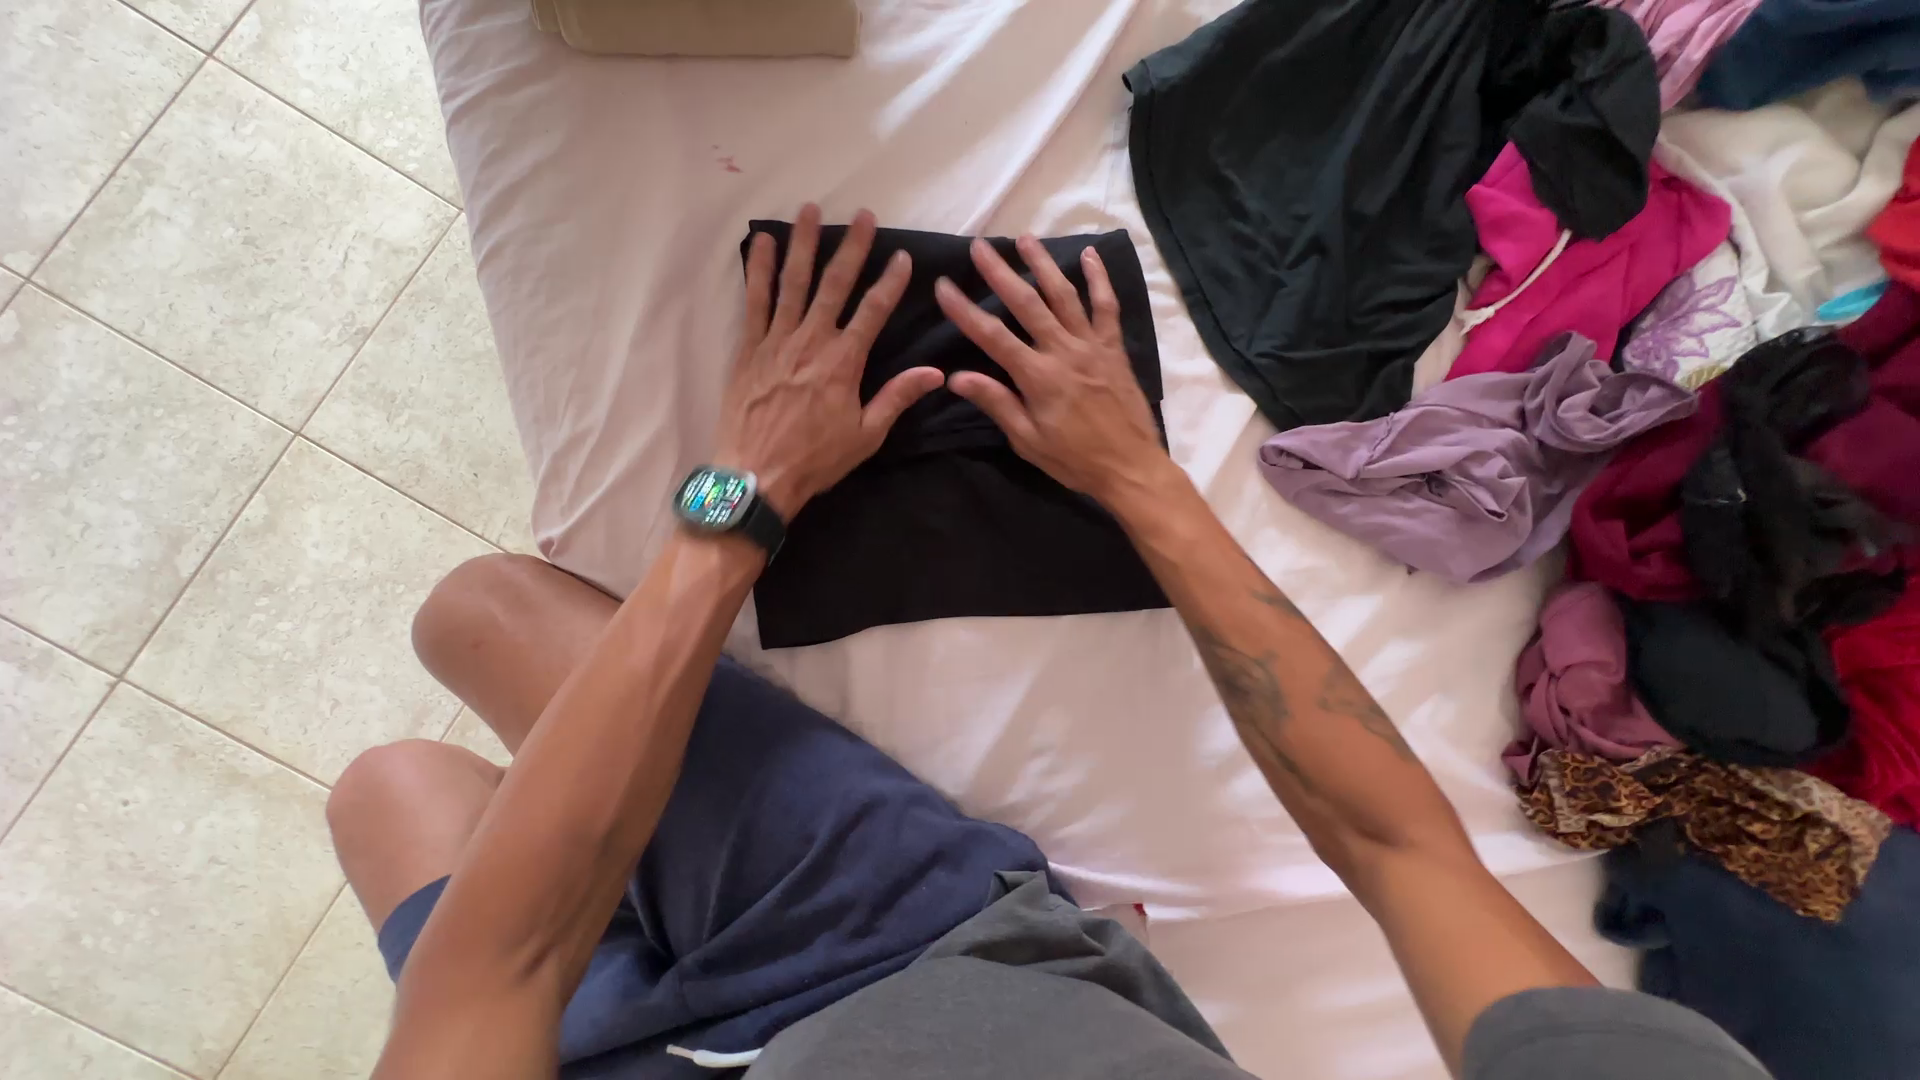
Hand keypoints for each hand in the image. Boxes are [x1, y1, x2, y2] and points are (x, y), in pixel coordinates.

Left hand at [715, 205, 943, 518]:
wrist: (758, 476)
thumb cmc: (816, 459)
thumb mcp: (866, 434)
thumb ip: (897, 398)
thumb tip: (935, 373)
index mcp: (844, 362)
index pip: (874, 311)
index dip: (890, 282)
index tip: (902, 257)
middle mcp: (811, 341)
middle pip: (835, 285)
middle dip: (852, 248)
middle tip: (864, 215)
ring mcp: (776, 341)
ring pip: (793, 283)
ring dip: (805, 244)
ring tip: (811, 210)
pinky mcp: (749, 348)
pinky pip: (755, 301)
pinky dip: (760, 270)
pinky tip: (764, 243)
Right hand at [934, 236, 1168, 504]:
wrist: (1130, 466)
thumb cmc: (1074, 460)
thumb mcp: (1028, 440)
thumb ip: (996, 403)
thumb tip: (957, 377)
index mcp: (1038, 377)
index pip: (993, 337)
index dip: (965, 310)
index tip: (944, 286)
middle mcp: (1063, 352)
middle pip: (1027, 304)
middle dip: (1000, 273)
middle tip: (980, 246)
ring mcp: (1092, 346)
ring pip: (1065, 295)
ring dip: (1043, 264)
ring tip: (1024, 239)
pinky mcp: (1114, 348)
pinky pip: (1107, 307)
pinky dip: (1099, 279)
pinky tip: (1090, 255)